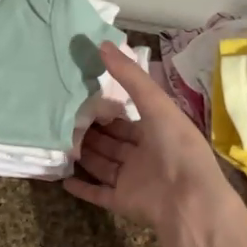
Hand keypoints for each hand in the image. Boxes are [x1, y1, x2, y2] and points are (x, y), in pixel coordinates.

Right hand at [65, 42, 242, 236]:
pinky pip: (97, 193)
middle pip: (112, 141)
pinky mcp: (121, 202)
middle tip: (64, 117)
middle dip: (91, 130)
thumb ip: (129, 76)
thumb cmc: (177, 146)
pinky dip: (82, 187)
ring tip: (58, 141)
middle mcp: (144, 155)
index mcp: (157, 132)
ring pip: (102, 164)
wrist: (188, 199)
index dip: (107, 109)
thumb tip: (101, 44)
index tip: (82, 95)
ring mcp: (132, 180)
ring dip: (84, 154)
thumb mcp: (156, 103)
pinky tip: (63, 179)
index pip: (127, 119)